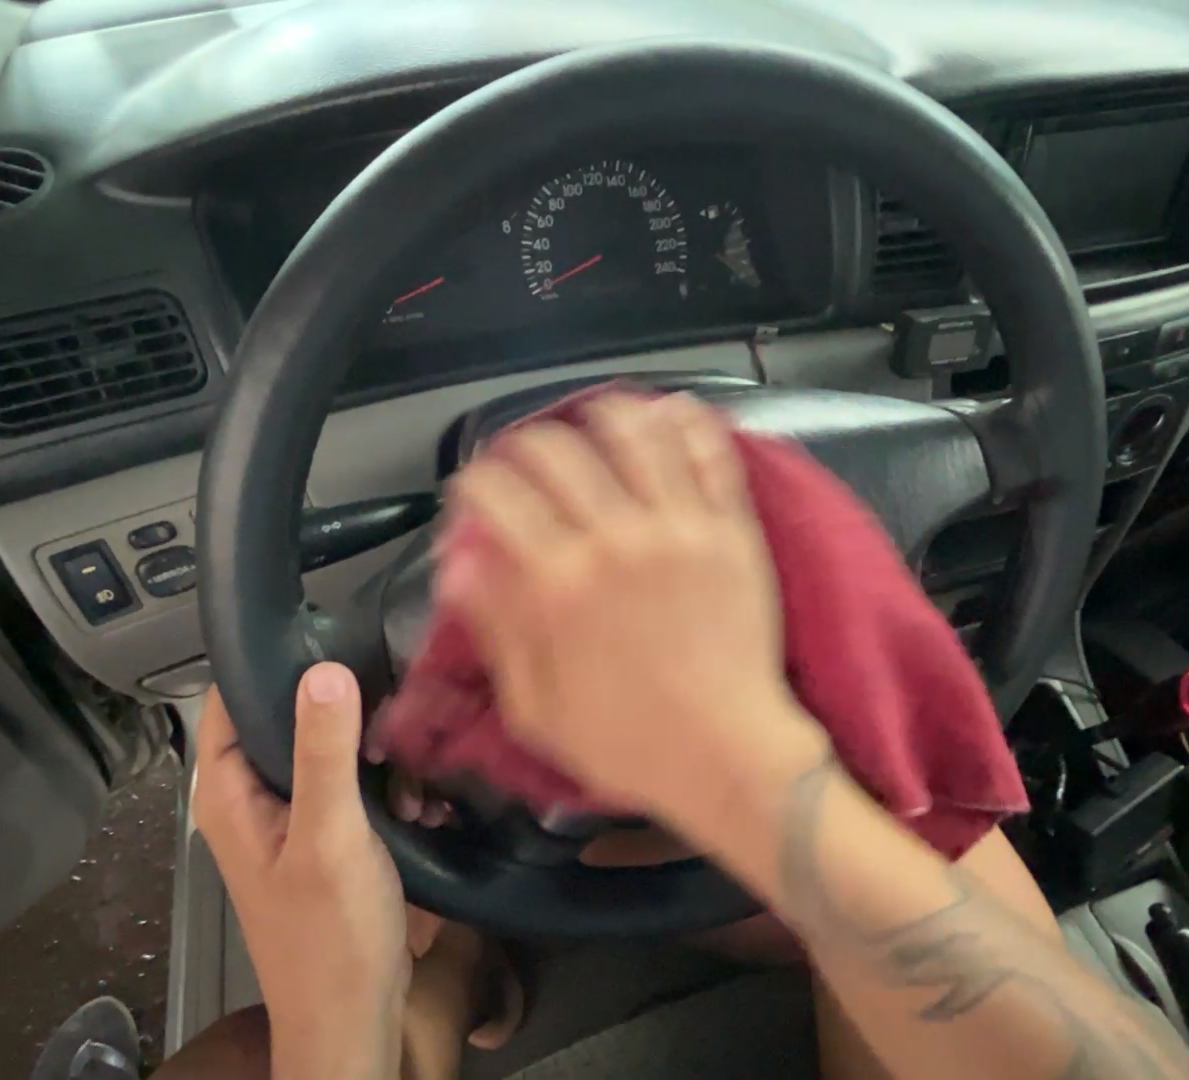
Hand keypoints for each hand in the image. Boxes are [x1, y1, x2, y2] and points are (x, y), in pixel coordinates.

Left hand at [193, 664, 405, 1078]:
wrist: (355, 1013)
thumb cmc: (330, 931)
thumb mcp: (329, 836)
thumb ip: (323, 754)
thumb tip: (323, 669)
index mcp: (230, 794)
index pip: (233, 699)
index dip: (273, 660)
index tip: (331, 627)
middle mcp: (253, 796)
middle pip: (285, 716)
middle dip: (334, 696)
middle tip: (385, 675)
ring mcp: (292, 814)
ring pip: (323, 744)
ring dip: (363, 736)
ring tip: (404, 727)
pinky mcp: (328, 830)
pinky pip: (348, 776)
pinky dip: (377, 770)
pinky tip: (410, 775)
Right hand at [437, 392, 822, 822]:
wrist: (729, 754)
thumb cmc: (628, 741)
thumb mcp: (536, 707)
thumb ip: (497, 626)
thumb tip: (457, 564)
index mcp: (559, 583)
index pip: (499, 495)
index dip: (474, 481)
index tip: (473, 489)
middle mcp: (615, 539)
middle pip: (557, 452)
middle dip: (525, 443)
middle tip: (525, 458)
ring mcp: (680, 529)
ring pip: (636, 435)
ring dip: (605, 413)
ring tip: (593, 417)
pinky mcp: (731, 531)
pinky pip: (711, 455)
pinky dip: (687, 423)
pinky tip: (669, 411)